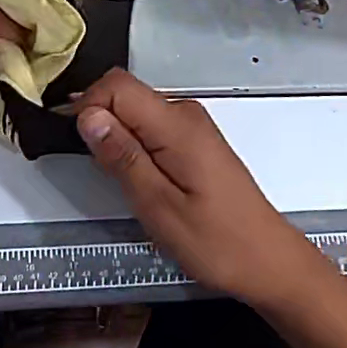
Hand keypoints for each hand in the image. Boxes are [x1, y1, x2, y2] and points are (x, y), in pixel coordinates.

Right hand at [75, 68, 325, 311]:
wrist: (270, 262)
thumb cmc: (216, 242)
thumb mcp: (158, 206)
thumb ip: (121, 157)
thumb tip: (87, 115)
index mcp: (176, 125)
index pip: (117, 85)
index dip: (88, 105)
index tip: (76, 142)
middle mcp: (185, 114)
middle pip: (125, 93)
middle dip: (99, 120)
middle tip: (97, 168)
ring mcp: (192, 125)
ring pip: (135, 109)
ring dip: (115, 133)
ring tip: (116, 177)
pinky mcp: (194, 140)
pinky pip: (150, 124)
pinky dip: (132, 141)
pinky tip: (136, 175)